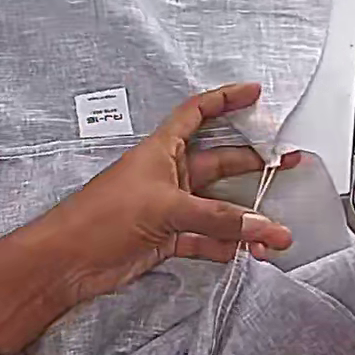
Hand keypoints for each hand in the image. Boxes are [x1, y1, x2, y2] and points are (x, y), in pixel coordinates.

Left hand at [31, 83, 298, 304]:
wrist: (68, 262)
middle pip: (219, 162)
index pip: (197, 113)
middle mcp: (168, 175)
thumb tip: (262, 225)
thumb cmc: (100, 218)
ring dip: (245, 220)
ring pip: (217, 208)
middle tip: (285, 164)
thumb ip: (217, 218)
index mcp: (162, 151)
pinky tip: (246, 253)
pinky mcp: (167, 238)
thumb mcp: (165, 208)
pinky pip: (206, 238)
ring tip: (275, 232)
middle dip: (253, 165)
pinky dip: (226, 245)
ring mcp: (169, 208)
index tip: (254, 93)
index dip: (225, 100)